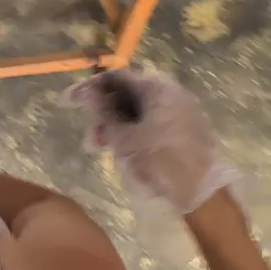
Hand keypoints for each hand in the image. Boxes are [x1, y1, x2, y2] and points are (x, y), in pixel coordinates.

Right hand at [64, 68, 239, 214]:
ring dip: (116, 126)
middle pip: (127, 94)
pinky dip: (134, 131)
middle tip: (89, 138)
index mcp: (157, 87)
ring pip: (139, 110)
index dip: (89, 88)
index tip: (68, 102)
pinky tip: (124, 151)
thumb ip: (103, 113)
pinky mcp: (186, 128)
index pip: (115, 77)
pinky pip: (153, 121)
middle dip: (102, 114)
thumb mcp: (124, 138)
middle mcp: (171, 92)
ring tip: (102, 149)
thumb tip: (88, 93)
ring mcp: (181, 110)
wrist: (203, 193)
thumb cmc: (160, 161)